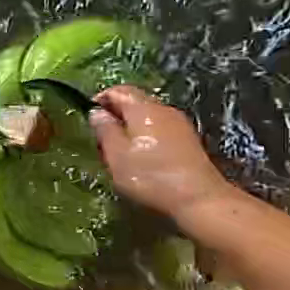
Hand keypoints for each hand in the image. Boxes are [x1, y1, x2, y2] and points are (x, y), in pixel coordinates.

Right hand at [89, 86, 237, 218]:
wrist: (199, 199)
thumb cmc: (150, 175)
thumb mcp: (116, 155)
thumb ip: (105, 130)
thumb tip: (97, 112)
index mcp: (143, 108)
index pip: (119, 90)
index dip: (101, 100)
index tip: (90, 119)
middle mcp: (163, 109)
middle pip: (135, 101)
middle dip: (116, 115)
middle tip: (102, 138)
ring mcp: (179, 124)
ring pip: (148, 116)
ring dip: (131, 127)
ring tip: (120, 151)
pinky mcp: (188, 141)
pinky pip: (161, 129)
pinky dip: (146, 137)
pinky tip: (143, 158)